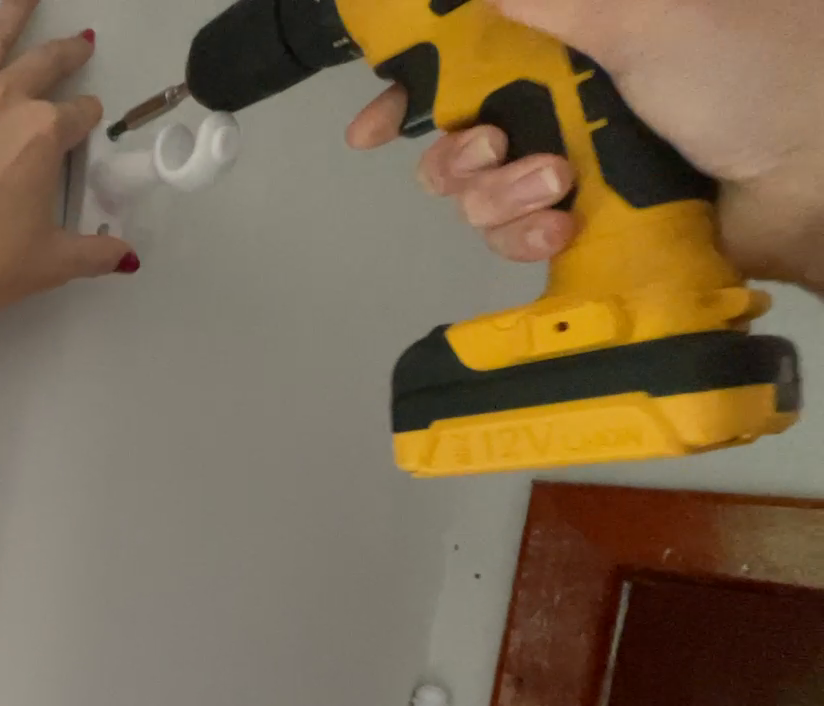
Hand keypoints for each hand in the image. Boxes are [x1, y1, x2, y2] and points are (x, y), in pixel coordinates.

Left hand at [0, 0, 135, 320]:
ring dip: (11, 14)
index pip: (77, 117)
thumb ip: (94, 252)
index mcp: (44, 135)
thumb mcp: (50, 264)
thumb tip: (127, 256)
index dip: (84, 123)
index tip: (83, 125)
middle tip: (77, 47)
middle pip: (42, 67)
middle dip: (64, 56)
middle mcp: (2, 103)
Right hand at [347, 0, 823, 289]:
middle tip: (490, 150)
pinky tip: (562, 226)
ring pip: (473, 194)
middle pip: (452, 140)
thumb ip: (557, 3)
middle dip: (456, 157)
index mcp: (576, 44)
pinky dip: (524, 235)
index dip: (408, 94)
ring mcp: (565, 164)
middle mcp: (560, 104)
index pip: (467, 64)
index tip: (371, 128)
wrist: (819, 178)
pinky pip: (506, 236)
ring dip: (499, 197)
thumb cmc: (755, 72)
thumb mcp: (653, 17)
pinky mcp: (573, 218)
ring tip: (556, 188)